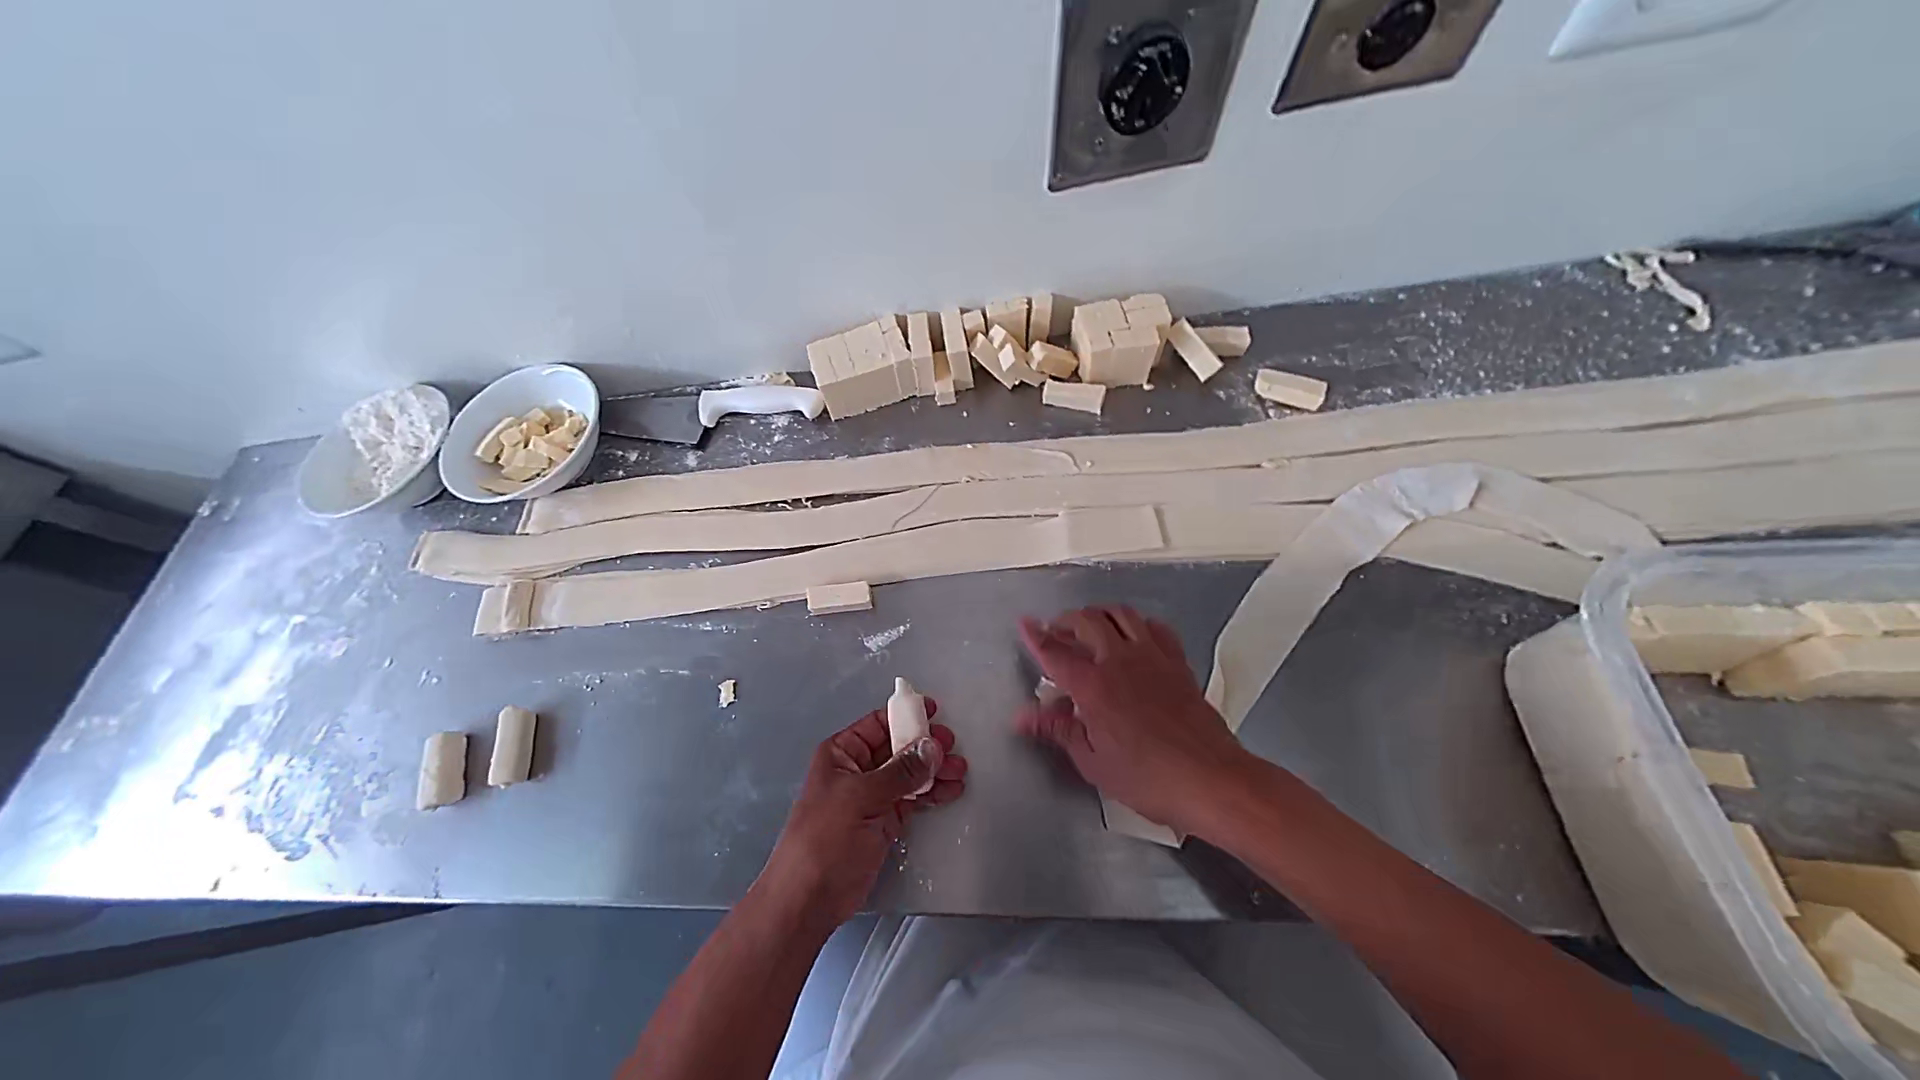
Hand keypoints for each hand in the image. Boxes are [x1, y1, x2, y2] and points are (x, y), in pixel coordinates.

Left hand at [756, 702, 967, 927]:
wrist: (807, 900)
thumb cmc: (823, 840)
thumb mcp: (860, 798)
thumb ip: (900, 772)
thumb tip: (932, 748)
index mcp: (842, 754)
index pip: (877, 724)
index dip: (905, 715)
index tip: (934, 712)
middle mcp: (857, 770)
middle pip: (897, 748)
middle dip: (925, 746)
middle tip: (951, 747)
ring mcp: (872, 797)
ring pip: (909, 774)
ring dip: (934, 770)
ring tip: (958, 770)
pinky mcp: (884, 822)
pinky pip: (912, 798)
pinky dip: (932, 792)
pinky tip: (950, 789)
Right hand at [1018, 606, 1251, 836]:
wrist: (1210, 779)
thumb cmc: (1147, 778)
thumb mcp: (1092, 761)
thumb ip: (1058, 730)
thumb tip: (1024, 718)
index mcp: (1093, 685)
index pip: (1055, 652)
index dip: (1035, 636)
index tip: (1025, 624)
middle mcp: (1120, 660)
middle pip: (1087, 621)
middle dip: (1066, 620)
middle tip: (1056, 632)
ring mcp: (1152, 656)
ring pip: (1121, 614)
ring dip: (1100, 614)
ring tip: (1091, 627)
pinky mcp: (1177, 662)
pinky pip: (1155, 627)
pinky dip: (1138, 624)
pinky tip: (1134, 637)